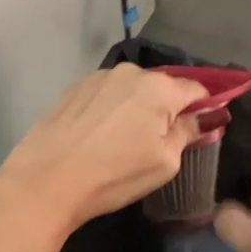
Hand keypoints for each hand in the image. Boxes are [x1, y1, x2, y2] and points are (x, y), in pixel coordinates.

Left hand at [0, 63, 207, 232]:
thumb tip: (204, 116)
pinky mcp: (72, 89)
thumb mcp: (164, 162)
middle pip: (160, 87)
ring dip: (135, 108)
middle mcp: (128, 72)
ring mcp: (96, 77)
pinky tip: (98, 136)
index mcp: (158, 88)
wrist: (46, 179)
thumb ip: (187, 132)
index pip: (195, 89)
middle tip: (156, 143)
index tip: (200, 127)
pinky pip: (104, 95)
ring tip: (123, 141)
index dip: (202, 107)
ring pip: (130, 90)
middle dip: (165, 109)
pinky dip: (109, 110)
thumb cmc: (114, 174)